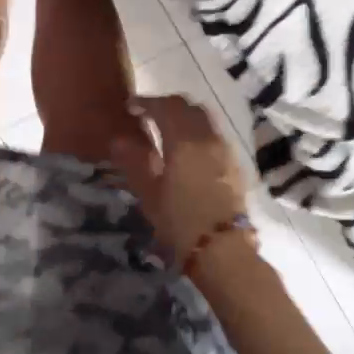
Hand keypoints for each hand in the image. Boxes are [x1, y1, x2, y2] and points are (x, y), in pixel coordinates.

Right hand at [109, 96, 250, 257]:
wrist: (224, 251)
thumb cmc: (181, 223)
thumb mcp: (150, 195)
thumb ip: (134, 162)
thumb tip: (118, 140)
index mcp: (182, 141)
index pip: (164, 106)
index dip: (145, 102)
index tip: (131, 106)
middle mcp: (206, 136)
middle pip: (186, 105)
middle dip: (166, 104)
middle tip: (149, 113)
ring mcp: (224, 148)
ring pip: (203, 116)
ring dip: (185, 114)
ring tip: (169, 127)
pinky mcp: (235, 162)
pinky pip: (214, 132)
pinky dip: (199, 128)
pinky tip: (190, 147)